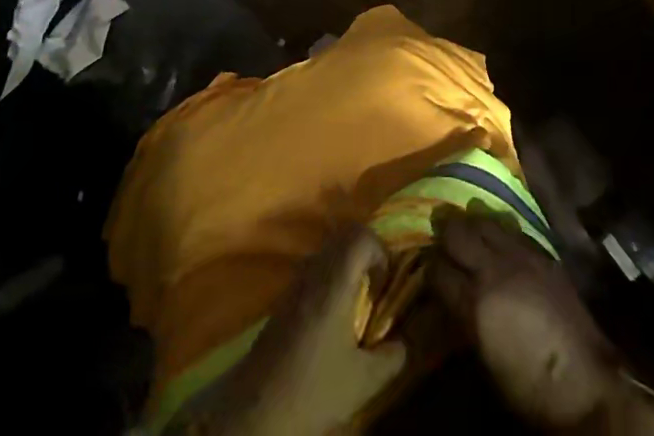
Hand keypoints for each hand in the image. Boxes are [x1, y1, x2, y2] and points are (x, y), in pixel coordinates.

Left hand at [190, 226, 408, 435]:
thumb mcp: (364, 381)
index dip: (381, 251)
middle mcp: (311, 276)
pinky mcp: (280, 307)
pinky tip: (333, 324)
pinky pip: (313, 274)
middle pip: (344, 238)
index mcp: (333, 284)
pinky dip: (330, 284)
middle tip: (376, 288)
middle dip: (367, 255)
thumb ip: (395, 353)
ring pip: (327, 255)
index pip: (360, 236)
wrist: (245, 422)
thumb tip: (408, 339)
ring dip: (348, 269)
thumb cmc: (309, 393)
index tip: (384, 284)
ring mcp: (291, 289)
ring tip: (357, 306)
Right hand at [432, 210, 653, 433]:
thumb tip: (453, 298)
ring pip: (490, 223)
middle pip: (462, 234)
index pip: (439, 270)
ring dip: (474, 221)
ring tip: (464, 219)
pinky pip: (516, 232)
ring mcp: (524, 257)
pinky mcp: (546, 256)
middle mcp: (497, 270)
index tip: (424, 264)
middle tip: (436, 226)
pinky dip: (501, 229)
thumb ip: (464, 319)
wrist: (580, 376)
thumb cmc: (524, 381)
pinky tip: (497, 231)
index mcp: (475, 301)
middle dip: (446, 230)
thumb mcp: (482, 356)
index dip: (428, 266)